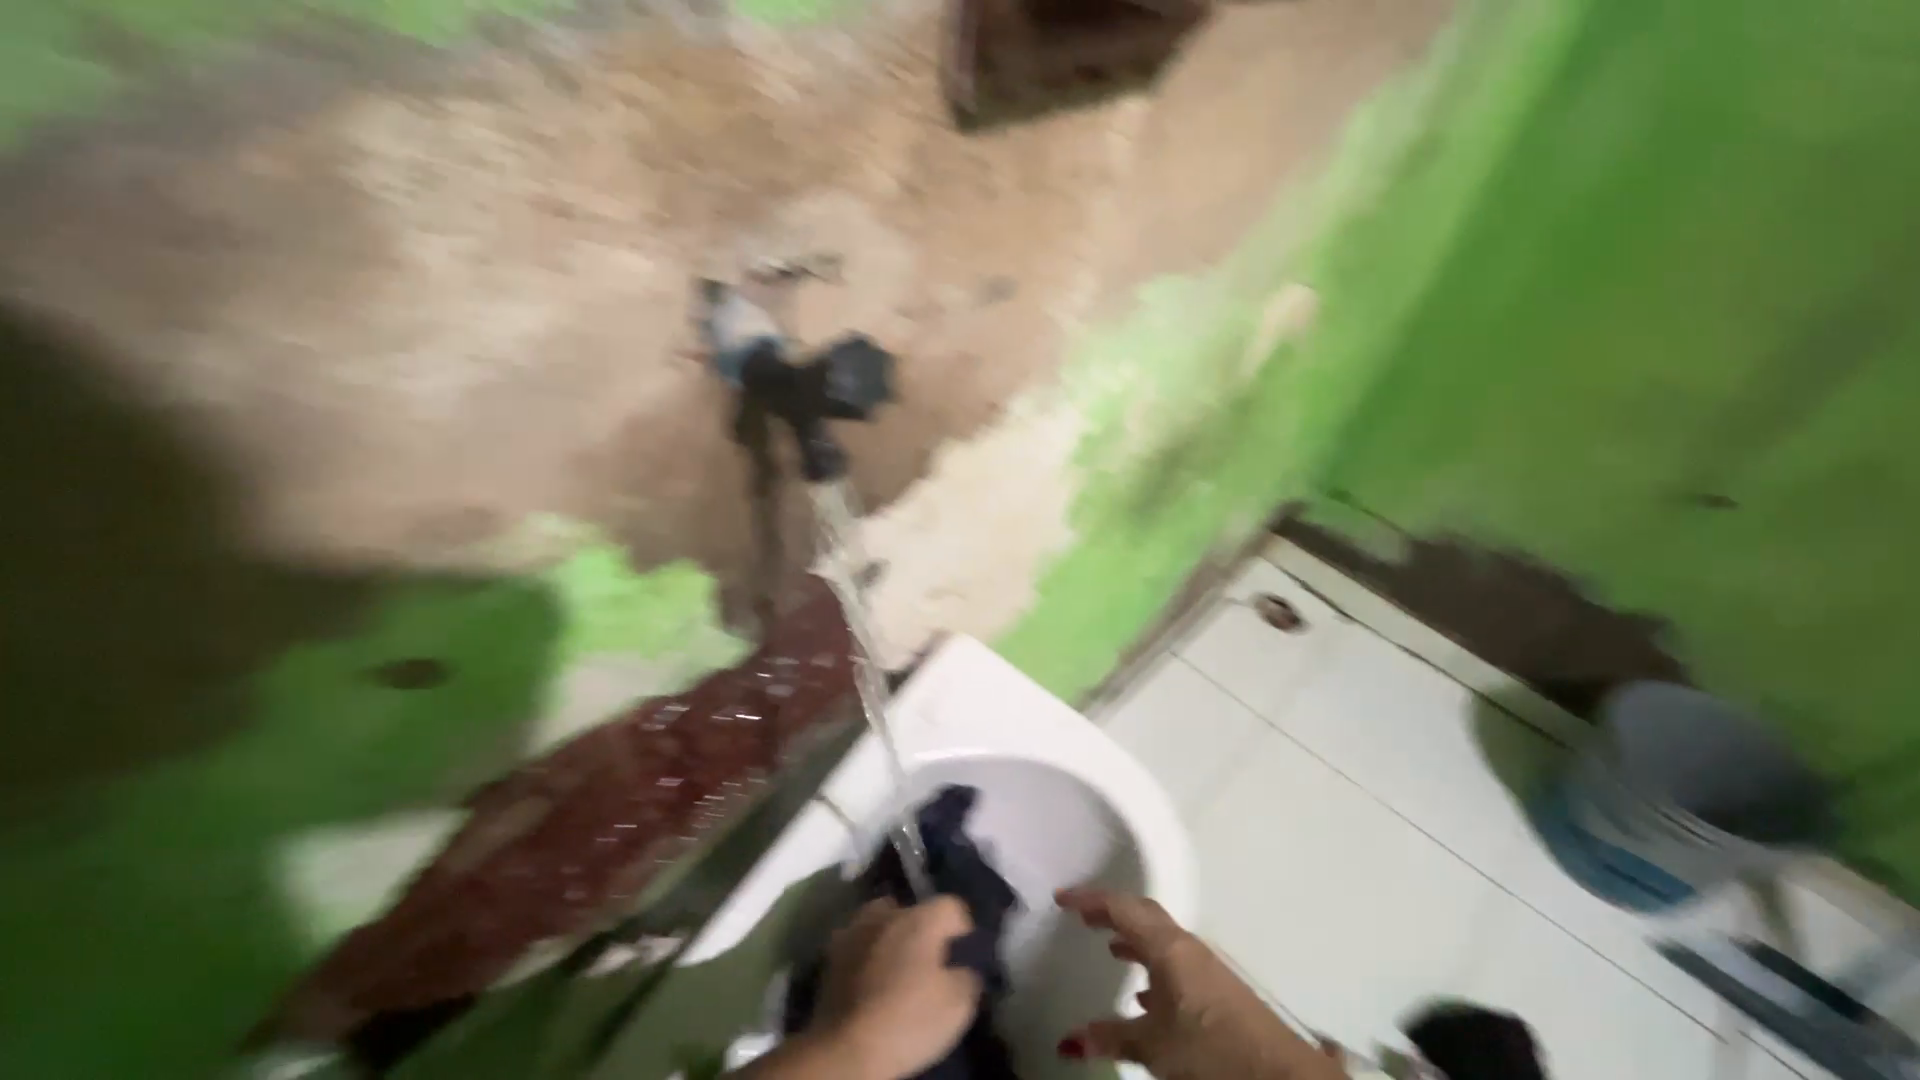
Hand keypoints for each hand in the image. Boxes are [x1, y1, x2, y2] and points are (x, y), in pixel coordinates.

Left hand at [814, 896, 982, 1079]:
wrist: (845, 1048)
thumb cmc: (908, 1020)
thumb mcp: (958, 1006)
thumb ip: (967, 977)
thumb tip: (963, 968)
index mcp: (920, 919)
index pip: (952, 905)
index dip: (963, 928)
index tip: (964, 952)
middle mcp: (886, 914)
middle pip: (913, 909)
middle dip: (923, 928)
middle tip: (929, 960)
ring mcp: (854, 930)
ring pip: (880, 920)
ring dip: (890, 934)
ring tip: (896, 963)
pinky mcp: (831, 954)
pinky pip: (858, 941)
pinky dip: (866, 951)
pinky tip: (870, 975)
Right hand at [1055, 887, 1345, 1079]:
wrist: (1281, 1078)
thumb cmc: (1211, 1051)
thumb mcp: (1153, 1046)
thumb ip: (1110, 1037)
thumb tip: (1066, 1041)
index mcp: (1170, 948)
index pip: (1124, 909)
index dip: (1091, 900)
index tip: (1062, 898)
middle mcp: (1189, 948)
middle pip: (1144, 916)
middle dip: (1112, 913)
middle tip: (1082, 916)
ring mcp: (1206, 969)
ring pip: (1162, 941)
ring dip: (1134, 939)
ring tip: (1109, 947)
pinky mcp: (1218, 991)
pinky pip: (1175, 963)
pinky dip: (1153, 966)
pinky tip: (1143, 994)